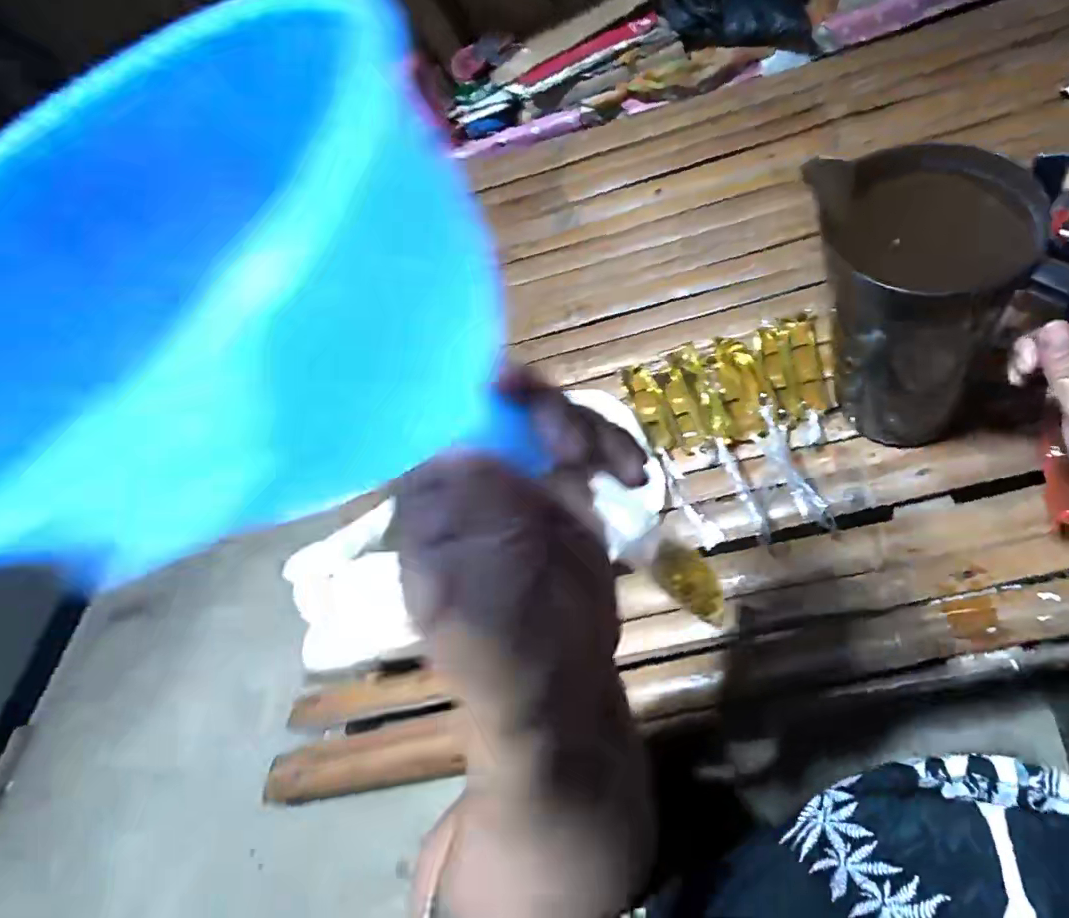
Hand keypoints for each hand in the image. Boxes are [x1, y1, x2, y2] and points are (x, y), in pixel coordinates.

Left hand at [395, 367, 647, 725]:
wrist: (562, 685)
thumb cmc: (501, 649)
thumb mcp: (474, 588)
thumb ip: (470, 516)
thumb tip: (462, 438)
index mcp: (435, 499)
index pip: (440, 422)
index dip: (469, 391)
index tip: (509, 384)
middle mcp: (477, 479)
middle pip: (503, 408)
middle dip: (544, 412)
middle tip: (574, 449)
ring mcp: (525, 482)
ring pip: (551, 420)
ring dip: (589, 430)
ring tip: (621, 469)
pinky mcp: (569, 493)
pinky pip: (591, 449)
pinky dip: (614, 452)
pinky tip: (633, 476)